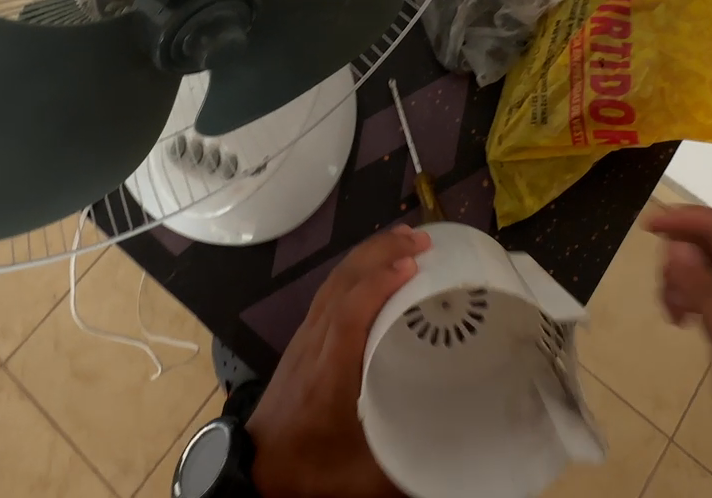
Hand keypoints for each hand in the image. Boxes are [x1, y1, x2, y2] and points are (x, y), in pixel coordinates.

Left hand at [247, 224, 431, 497]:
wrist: (257, 469)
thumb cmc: (311, 468)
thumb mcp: (364, 478)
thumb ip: (409, 467)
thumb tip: (454, 458)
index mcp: (330, 370)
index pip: (349, 311)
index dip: (379, 283)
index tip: (413, 265)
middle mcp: (316, 340)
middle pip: (343, 281)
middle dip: (381, 252)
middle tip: (422, 238)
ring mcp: (307, 334)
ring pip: (335, 279)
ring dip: (369, 253)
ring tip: (404, 238)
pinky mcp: (305, 336)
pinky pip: (331, 288)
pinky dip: (357, 267)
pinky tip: (375, 265)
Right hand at [645, 205, 711, 442]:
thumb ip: (705, 288)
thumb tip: (675, 245)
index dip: (686, 218)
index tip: (650, 227)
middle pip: (709, 242)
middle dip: (679, 255)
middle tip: (665, 285)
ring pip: (700, 264)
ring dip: (678, 278)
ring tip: (673, 311)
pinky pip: (700, 288)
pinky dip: (683, 295)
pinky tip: (678, 319)